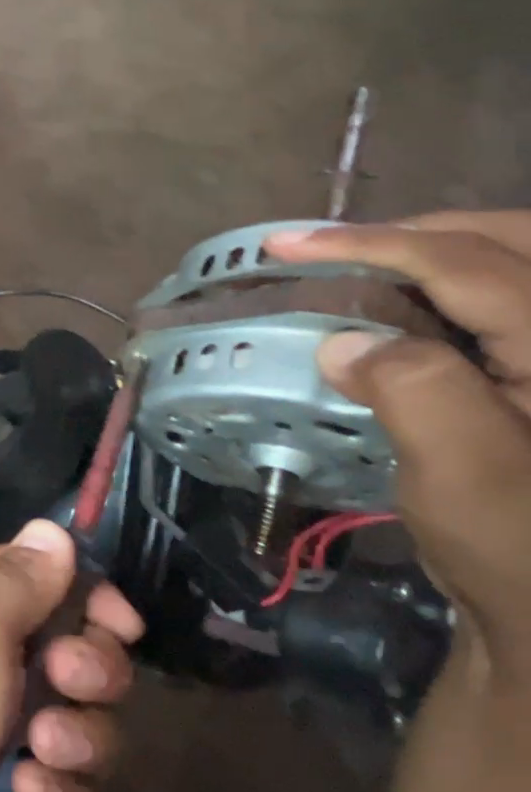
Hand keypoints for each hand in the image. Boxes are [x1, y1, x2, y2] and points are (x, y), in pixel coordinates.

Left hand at [0, 519, 142, 791]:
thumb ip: (20, 579)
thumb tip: (53, 528)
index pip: (55, 581)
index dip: (96, 600)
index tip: (118, 625)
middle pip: (86, 655)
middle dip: (90, 674)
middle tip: (63, 680)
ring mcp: (5, 718)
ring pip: (88, 725)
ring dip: (73, 740)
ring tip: (35, 748)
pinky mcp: (14, 777)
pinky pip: (67, 784)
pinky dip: (49, 790)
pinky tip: (19, 790)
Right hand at [265, 213, 530, 684]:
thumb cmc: (521, 557)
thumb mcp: (468, 481)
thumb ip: (419, 394)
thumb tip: (345, 340)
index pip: (477, 269)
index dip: (377, 244)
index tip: (284, 244)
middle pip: (520, 244)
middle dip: (420, 233)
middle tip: (329, 248)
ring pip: (519, 268)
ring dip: (437, 256)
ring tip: (358, 269)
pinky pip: (510, 306)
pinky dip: (452, 289)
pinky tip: (403, 313)